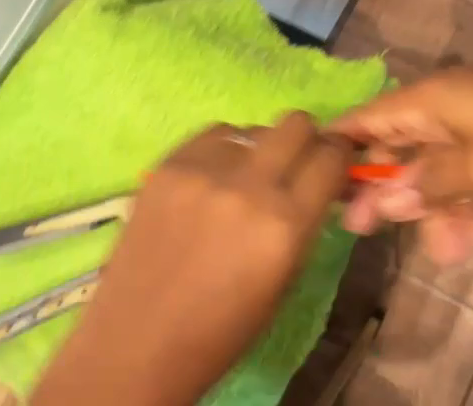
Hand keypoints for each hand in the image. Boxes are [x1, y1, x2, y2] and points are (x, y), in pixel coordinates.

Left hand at [34, 113, 349, 404]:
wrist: (134, 349)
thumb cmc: (223, 329)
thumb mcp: (286, 277)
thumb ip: (309, 218)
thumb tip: (325, 177)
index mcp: (286, 225)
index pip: (332, 156)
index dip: (339, 156)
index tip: (333, 165)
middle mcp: (250, 188)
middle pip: (298, 123)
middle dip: (305, 141)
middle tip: (293, 165)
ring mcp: (204, 173)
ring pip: (255, 127)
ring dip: (261, 148)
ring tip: (244, 180)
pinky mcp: (167, 167)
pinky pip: (215, 135)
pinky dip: (224, 150)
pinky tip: (213, 180)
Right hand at [329, 68, 472, 262]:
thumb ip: (426, 185)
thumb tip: (383, 201)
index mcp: (428, 101)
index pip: (365, 119)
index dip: (340, 151)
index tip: (319, 189)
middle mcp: (442, 102)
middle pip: (397, 146)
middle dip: (393, 193)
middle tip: (373, 235)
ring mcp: (470, 115)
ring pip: (432, 162)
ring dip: (435, 205)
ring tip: (453, 249)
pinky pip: (462, 162)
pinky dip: (463, 194)